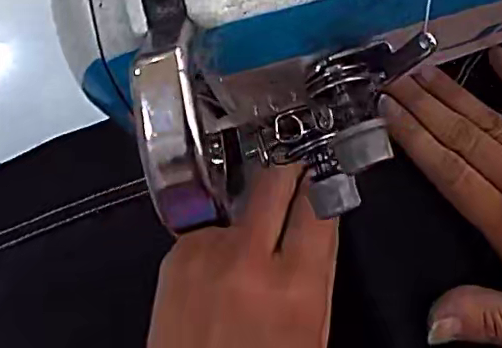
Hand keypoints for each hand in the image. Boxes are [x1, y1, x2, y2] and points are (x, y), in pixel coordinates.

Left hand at [146, 164, 338, 347]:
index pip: (318, 200)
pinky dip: (218, 243)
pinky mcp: (178, 258)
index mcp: (294, 289)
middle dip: (287, 172)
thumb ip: (319, 269)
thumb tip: (324, 209)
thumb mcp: (311, 332)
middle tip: (294, 173)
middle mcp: (249, 263)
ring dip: (250, 220)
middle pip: (275, 180)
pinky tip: (217, 276)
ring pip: (242, 206)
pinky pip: (210, 230)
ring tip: (247, 257)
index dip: (324, 179)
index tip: (324, 170)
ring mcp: (208, 257)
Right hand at [383, 48, 501, 347]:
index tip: (388, 110)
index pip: (453, 175)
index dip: (416, 139)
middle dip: (426, 105)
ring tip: (426, 69)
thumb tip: (432, 317)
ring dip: (459, 94)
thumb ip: (494, 321)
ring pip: (499, 123)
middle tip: (395, 74)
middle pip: (468, 139)